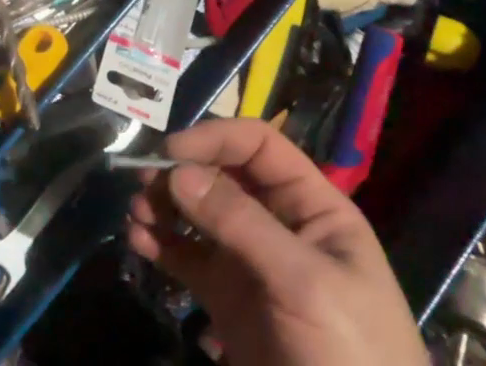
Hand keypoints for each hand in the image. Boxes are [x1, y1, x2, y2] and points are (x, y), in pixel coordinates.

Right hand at [127, 119, 425, 365]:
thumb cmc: (349, 351)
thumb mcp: (304, 282)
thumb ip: (241, 223)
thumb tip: (177, 171)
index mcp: (313, 209)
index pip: (259, 147)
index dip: (215, 140)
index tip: (171, 153)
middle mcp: (278, 225)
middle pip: (220, 175)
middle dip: (180, 174)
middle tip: (143, 187)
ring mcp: (249, 262)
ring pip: (196, 213)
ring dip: (163, 206)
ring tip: (136, 215)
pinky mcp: (224, 297)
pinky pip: (184, 256)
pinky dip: (158, 243)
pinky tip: (138, 241)